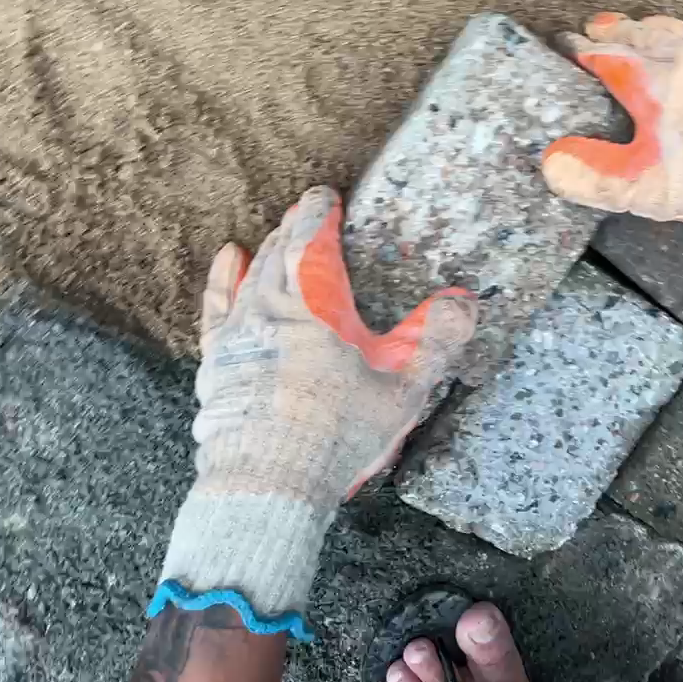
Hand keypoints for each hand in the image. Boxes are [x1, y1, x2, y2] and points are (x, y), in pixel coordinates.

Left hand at [152, 186, 475, 636]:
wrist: (265, 486)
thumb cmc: (337, 436)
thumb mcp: (401, 390)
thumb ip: (434, 341)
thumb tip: (465, 301)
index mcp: (316, 303)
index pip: (313, 236)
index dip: (320, 210)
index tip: (328, 196)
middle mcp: (272, 305)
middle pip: (283, 247)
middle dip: (298, 225)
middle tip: (312, 213)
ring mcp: (240, 329)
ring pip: (255, 269)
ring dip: (272, 245)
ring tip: (284, 230)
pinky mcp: (219, 355)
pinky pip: (218, 301)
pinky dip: (224, 275)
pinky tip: (230, 255)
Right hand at [541, 12, 682, 270]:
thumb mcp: (648, 188)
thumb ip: (595, 176)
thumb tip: (551, 160)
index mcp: (651, 81)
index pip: (604, 54)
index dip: (579, 49)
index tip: (564, 42)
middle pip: (641, 32)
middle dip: (615, 29)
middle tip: (597, 25)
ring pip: (680, 30)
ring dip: (655, 29)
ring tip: (644, 30)